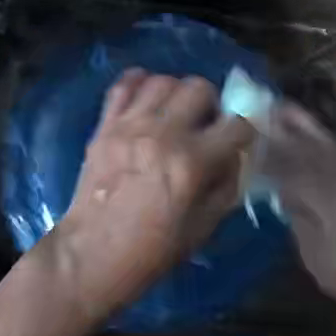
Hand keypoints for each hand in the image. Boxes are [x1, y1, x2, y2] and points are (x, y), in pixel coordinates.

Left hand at [37, 69, 257, 325]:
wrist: (91, 255)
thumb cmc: (151, 251)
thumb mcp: (202, 228)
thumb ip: (225, 187)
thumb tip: (233, 158)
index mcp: (192, 162)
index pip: (236, 124)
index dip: (244, 131)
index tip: (239, 140)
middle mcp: (163, 134)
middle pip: (199, 88)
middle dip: (211, 103)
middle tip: (206, 122)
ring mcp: (130, 125)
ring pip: (163, 81)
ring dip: (176, 92)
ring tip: (175, 111)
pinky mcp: (105, 126)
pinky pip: (123, 86)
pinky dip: (138, 84)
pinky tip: (147, 97)